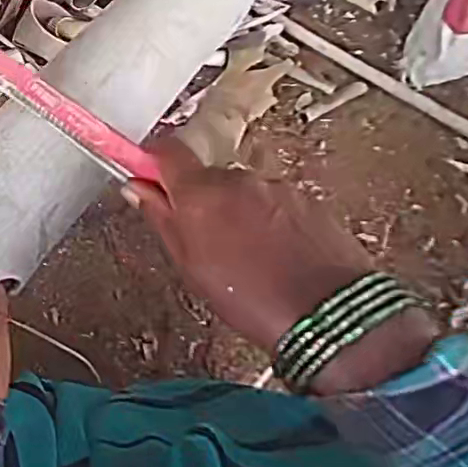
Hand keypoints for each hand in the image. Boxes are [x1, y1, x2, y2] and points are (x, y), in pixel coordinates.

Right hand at [123, 138, 436, 393]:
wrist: (330, 316)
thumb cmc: (250, 296)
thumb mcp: (188, 264)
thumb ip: (161, 218)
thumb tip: (136, 188)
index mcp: (200, 192)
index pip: (166, 151)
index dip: (152, 159)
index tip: (145, 174)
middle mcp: (238, 179)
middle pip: (206, 175)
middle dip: (198, 198)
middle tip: (199, 237)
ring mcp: (277, 187)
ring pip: (240, 190)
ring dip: (234, 211)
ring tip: (242, 255)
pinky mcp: (308, 200)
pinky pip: (272, 202)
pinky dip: (266, 220)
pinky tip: (272, 255)